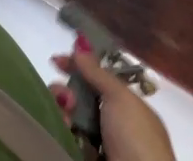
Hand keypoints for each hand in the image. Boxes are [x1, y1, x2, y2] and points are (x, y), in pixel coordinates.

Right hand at [52, 45, 174, 160]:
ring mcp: (99, 141)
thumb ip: (98, 72)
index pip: (99, 79)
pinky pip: (66, 134)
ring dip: (62, 108)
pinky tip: (61, 125)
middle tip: (66, 98)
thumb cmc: (136, 138)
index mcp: (130, 108)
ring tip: (64, 115)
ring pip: (70, 114)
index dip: (79, 66)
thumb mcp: (122, 99)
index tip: (56, 60)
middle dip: (66, 90)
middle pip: (80, 95)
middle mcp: (114, 123)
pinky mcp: (83, 155)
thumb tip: (80, 43)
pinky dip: (60, 127)